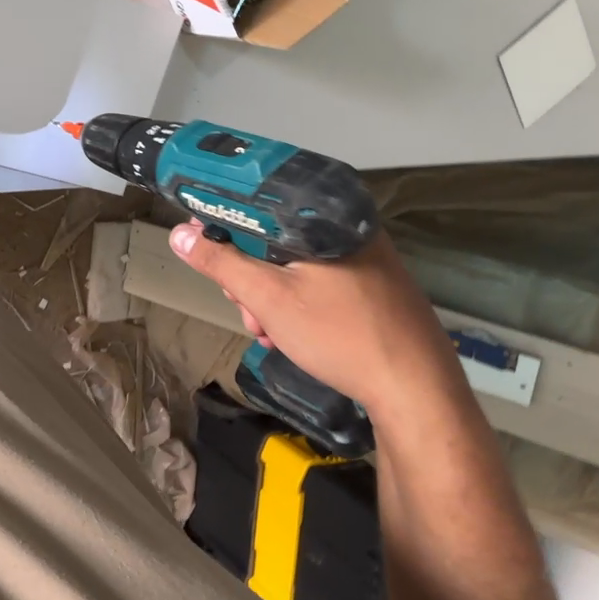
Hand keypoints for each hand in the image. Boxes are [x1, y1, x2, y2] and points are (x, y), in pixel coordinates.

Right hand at [168, 222, 465, 421]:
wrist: (418, 395)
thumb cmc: (341, 335)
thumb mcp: (268, 298)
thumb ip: (220, 262)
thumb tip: (180, 234)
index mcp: (330, 223)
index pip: (263, 204)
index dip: (225, 220)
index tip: (202, 242)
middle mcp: (353, 236)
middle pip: (277, 238)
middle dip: (247, 272)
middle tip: (241, 305)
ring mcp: (370, 266)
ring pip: (296, 266)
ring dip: (269, 296)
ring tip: (266, 330)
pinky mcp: (378, 295)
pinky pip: (321, 285)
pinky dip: (296, 305)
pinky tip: (288, 335)